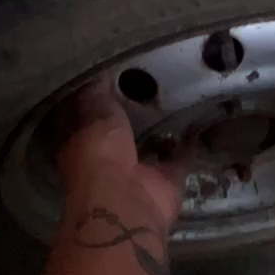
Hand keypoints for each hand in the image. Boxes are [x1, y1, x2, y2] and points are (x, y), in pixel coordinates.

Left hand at [53, 77, 184, 231]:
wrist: (127, 201)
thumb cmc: (99, 153)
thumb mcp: (94, 113)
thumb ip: (98, 94)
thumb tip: (98, 75)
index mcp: (80, 144)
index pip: (87, 115)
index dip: (97, 97)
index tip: (111, 73)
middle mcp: (107, 160)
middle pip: (119, 131)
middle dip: (130, 113)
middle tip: (147, 81)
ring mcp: (136, 174)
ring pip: (148, 145)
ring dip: (159, 129)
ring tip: (173, 96)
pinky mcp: (164, 182)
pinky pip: (178, 157)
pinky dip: (186, 144)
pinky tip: (194, 121)